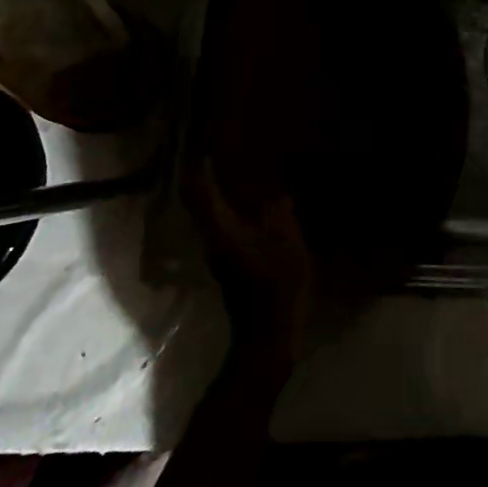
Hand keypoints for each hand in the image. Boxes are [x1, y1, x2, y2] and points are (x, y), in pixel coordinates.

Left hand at [186, 162, 312, 368]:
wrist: (266, 337)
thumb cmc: (275, 289)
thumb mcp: (288, 248)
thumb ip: (281, 218)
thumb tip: (279, 196)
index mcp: (222, 232)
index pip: (199, 194)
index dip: (200, 170)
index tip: (205, 149)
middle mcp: (212, 241)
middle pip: (201, 204)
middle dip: (209, 180)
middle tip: (224, 158)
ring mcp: (219, 256)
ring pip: (212, 218)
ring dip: (221, 198)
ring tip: (242, 178)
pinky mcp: (228, 266)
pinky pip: (225, 230)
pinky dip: (234, 215)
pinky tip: (256, 211)